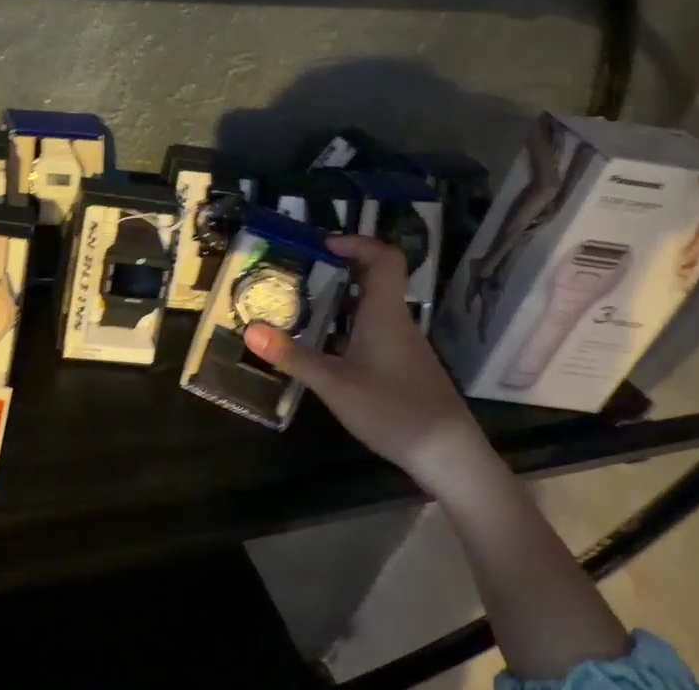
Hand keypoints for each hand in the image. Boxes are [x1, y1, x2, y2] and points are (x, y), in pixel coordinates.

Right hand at [244, 235, 484, 489]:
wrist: (448, 455)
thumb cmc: (393, 409)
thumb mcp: (334, 384)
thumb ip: (292, 356)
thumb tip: (250, 330)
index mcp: (384, 313)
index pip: (384, 258)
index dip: (357, 243)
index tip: (323, 246)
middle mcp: (397, 321)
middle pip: (374, 280)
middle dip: (338, 271)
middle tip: (301, 273)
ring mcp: (403, 345)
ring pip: (372, 309)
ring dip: (341, 302)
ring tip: (303, 308)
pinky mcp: (404, 367)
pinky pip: (374, 333)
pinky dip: (349, 330)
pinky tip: (325, 351)